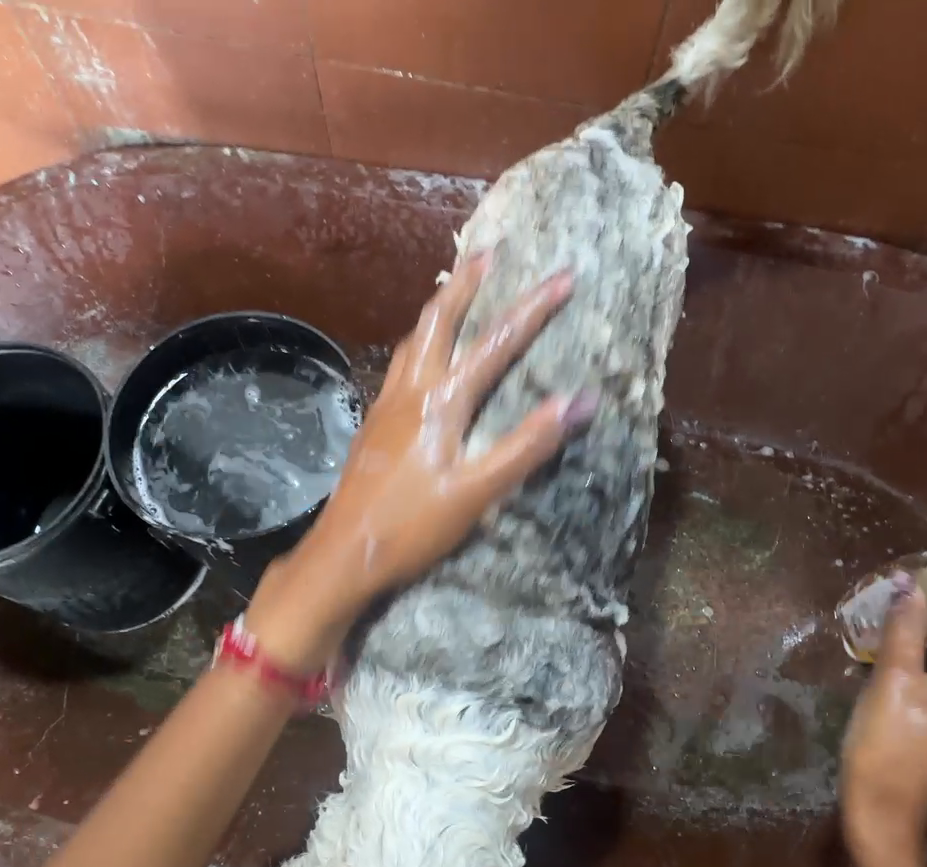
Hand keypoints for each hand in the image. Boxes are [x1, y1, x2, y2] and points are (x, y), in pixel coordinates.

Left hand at [243, 254, 590, 669]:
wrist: (344, 554)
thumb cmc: (413, 526)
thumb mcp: (478, 491)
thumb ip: (528, 445)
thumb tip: (582, 400)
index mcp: (441, 401)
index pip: (496, 342)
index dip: (533, 308)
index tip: (564, 276)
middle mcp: (410, 390)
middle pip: (438, 320)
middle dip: (467, 283)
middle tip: (490, 253)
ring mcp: (385, 405)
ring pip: (413, 340)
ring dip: (439, 309)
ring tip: (457, 292)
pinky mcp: (374, 425)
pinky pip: (400, 365)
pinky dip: (421, 343)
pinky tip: (423, 360)